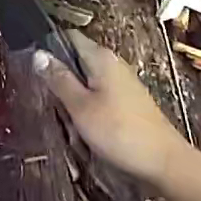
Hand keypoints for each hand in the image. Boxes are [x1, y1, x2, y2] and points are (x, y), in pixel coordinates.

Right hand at [33, 29, 187, 183]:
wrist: (164, 163)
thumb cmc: (119, 132)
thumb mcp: (80, 107)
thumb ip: (58, 79)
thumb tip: (38, 53)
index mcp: (101, 57)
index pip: (68, 37)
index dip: (49, 48)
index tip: (36, 71)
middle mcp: (113, 63)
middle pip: (76, 62)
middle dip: (63, 84)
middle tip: (56, 108)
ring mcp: (123, 83)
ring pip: (87, 84)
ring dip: (76, 104)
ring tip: (73, 128)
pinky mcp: (129, 102)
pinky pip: (100, 99)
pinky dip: (91, 113)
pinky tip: (90, 135)